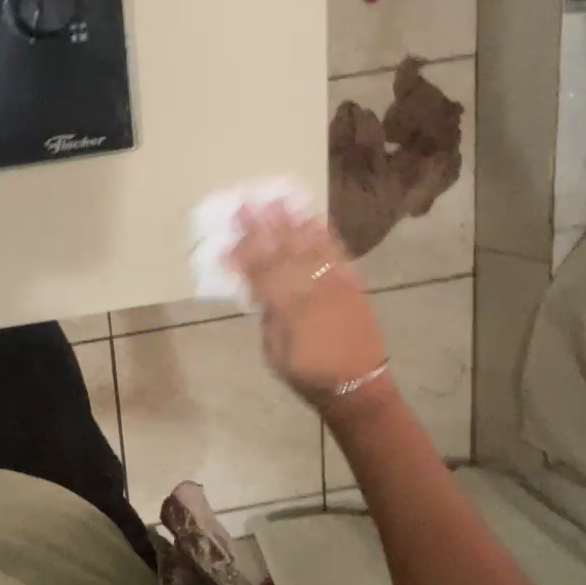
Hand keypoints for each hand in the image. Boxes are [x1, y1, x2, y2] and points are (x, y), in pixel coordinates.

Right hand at [228, 204, 392, 416]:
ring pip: (312, 247)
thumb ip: (267, 315)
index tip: (227, 236)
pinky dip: (327, 235)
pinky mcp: (353, 285)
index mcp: (288, 310)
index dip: (243, 254)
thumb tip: (258, 289)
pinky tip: (317, 219)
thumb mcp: (274, 350)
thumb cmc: (307, 374)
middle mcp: (312, 292)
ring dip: (295, 221)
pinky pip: (339, 254)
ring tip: (282, 198)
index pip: (261, 274)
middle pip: (284, 253)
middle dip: (264, 227)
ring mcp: (336, 285)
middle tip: (249, 202)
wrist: (358, 385)